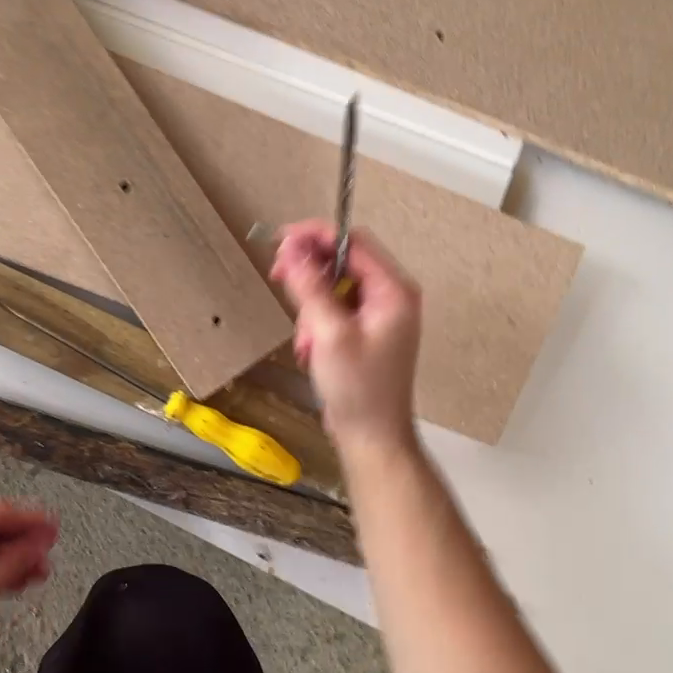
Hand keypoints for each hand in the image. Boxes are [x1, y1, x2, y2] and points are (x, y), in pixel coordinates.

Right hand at [270, 220, 422, 451]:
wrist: (371, 436)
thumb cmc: (358, 389)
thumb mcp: (328, 332)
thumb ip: (310, 286)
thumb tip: (292, 248)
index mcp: (393, 291)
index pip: (352, 242)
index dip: (315, 236)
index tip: (281, 241)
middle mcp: (391, 297)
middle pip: (342, 261)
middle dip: (309, 273)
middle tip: (278, 279)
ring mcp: (379, 316)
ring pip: (334, 286)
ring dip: (310, 304)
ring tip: (304, 337)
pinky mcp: (366, 332)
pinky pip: (334, 310)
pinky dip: (316, 322)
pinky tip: (310, 348)